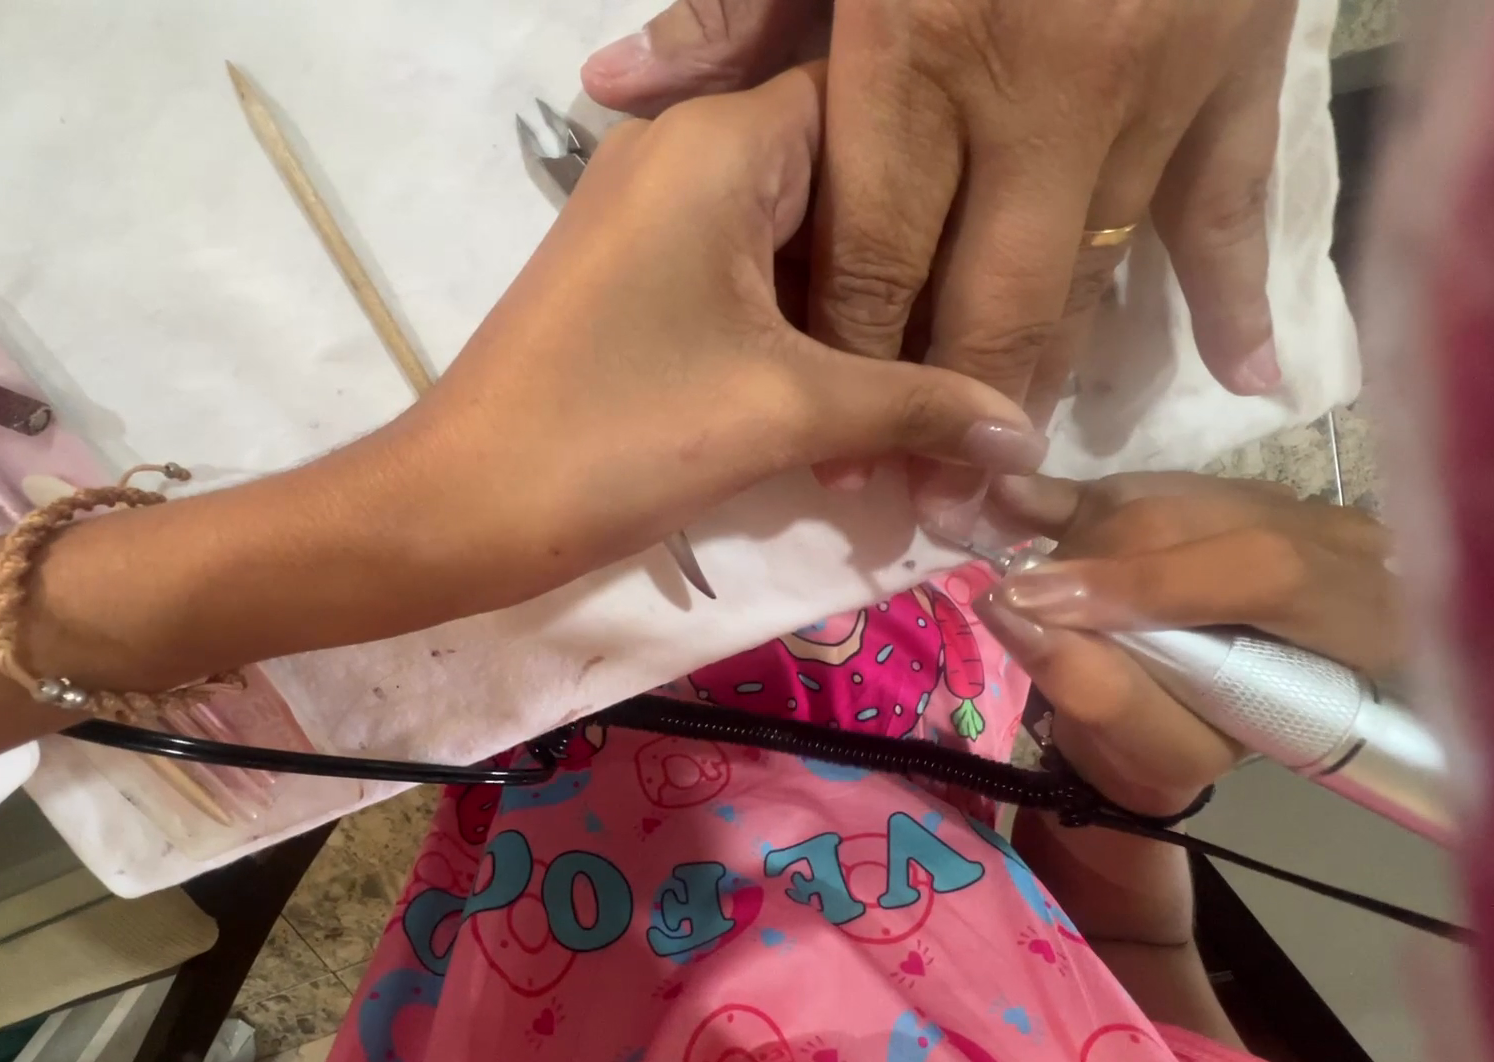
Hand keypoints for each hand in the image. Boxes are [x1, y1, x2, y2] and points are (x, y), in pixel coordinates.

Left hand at [351, 66, 1044, 612]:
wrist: (466, 509)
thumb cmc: (618, 439)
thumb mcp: (784, 413)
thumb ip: (919, 407)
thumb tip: (1026, 434)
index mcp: (722, 144)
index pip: (884, 119)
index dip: (956, 199)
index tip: (1014, 278)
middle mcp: (689, 155)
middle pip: (847, 196)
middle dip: (912, 291)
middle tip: (980, 371)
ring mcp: (661, 222)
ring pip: (800, 256)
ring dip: (859, 335)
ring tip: (926, 413)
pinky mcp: (645, 284)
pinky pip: (752, 292)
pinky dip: (805, 345)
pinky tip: (857, 411)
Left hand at [584, 0, 1296, 407]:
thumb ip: (726, 15)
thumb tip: (608, 73)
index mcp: (919, 62)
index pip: (875, 263)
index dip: (858, 367)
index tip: (852, 461)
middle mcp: (1038, 97)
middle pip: (982, 298)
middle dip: (951, 409)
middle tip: (940, 507)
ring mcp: (1150, 88)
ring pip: (1089, 276)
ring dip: (1051, 383)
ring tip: (1023, 478)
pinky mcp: (1238, 65)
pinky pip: (1232, 201)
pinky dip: (1232, 291)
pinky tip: (1246, 376)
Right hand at [970, 472, 1398, 815]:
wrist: (1189, 717)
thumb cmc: (1189, 744)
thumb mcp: (1160, 749)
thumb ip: (1098, 690)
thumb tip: (1006, 609)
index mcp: (1366, 621)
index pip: (1264, 570)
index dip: (1145, 580)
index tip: (1038, 601)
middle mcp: (1330, 539)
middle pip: (1190, 522)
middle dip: (1090, 564)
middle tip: (1020, 603)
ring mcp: (1265, 498)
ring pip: (1146, 495)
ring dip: (1071, 542)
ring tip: (1032, 590)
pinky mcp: (1200, 483)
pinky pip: (1120, 482)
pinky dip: (1057, 494)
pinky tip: (1008, 499)